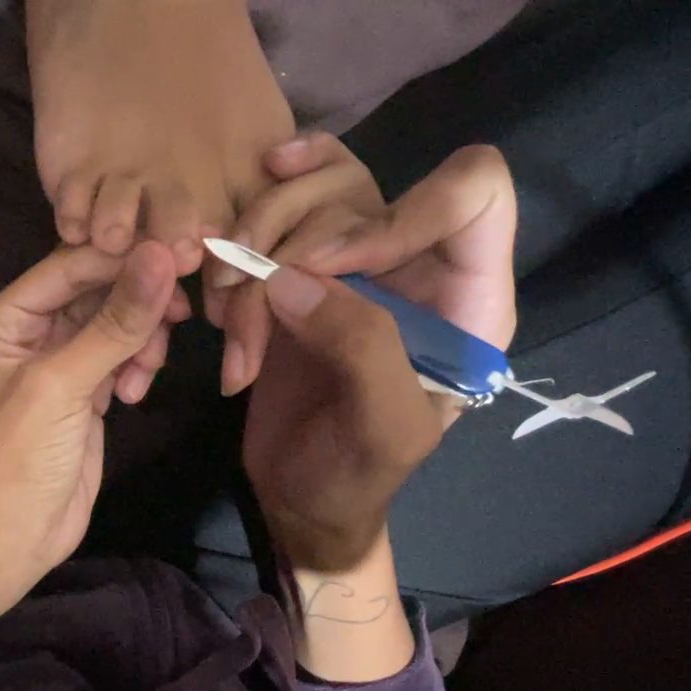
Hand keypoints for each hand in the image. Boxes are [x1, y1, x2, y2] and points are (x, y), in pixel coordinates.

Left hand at [0, 241, 187, 662]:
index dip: (124, 256)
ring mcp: (55, 362)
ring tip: (145, 370)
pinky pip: (119, 354)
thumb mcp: (61, 386)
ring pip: (113, 321)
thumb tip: (163, 255)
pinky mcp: (82, 390)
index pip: (67, 266)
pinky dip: (135, 364)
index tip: (184, 248)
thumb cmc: (18, 461)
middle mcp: (23, 333)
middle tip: (184, 307)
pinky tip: (134, 392)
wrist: (15, 537)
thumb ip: (114, 322)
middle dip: (136, 299)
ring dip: (139, 338)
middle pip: (94, 290)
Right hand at [224, 142, 518, 570]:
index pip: (470, 192)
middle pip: (356, 190)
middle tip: (244, 299)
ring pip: (299, 202)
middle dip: (286, 246)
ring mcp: (344, 270)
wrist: (298, 500)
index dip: (401, 211)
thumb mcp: (381, 427)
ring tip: (225, 319)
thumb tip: (288, 277)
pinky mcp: (289, 284)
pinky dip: (228, 264)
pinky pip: (257, 235)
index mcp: (464, 295)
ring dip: (247, 253)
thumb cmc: (356, 476)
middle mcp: (408, 266)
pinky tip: (220, 314)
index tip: (330, 264)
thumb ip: (360, 345)